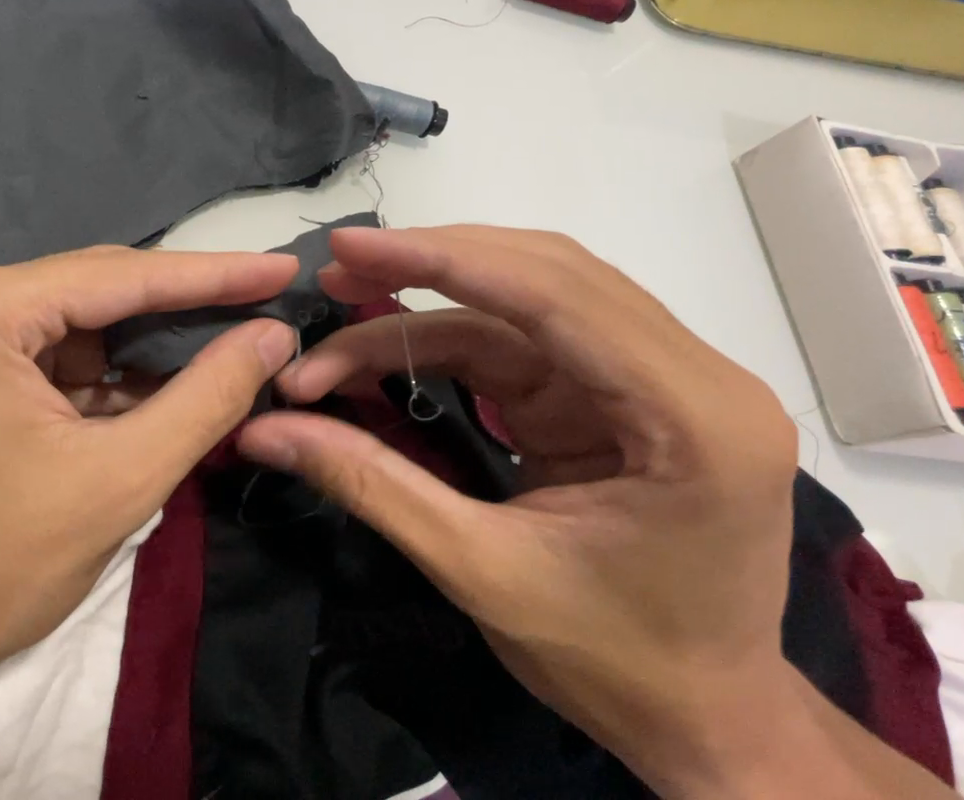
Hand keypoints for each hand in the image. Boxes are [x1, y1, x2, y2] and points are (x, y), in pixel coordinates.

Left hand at [0, 245, 299, 680]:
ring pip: (75, 321)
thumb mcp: (121, 478)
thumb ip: (206, 396)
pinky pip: (48, 351)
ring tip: (229, 344)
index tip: (283, 268)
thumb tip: (272, 335)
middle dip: (181, 307)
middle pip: (93, 289)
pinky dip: (102, 374)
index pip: (118, 276)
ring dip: (144, 345)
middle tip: (266, 303)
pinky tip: (161, 386)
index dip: (212, 275)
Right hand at [236, 226, 804, 791]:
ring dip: (431, 296)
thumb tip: (264, 429)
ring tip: (344, 297)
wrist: (699, 717)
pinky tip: (386, 347)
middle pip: (546, 275)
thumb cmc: (612, 658)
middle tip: (335, 269)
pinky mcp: (614, 394)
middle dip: (431, 263)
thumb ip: (371, 485)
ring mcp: (654, 379)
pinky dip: (446, 336)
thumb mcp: (478, 570)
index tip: (348, 247)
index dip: (442, 261)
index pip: (555, 298)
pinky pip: (522, 338)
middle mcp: (688, 376)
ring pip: (529, 297)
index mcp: (689, 418)